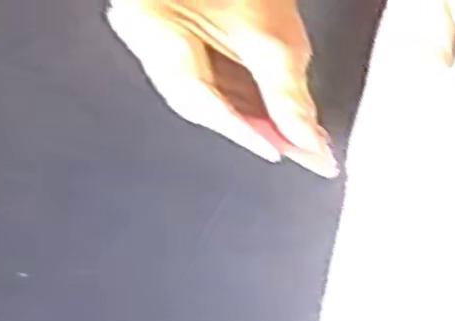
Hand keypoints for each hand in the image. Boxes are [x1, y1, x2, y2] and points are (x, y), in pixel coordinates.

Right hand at [108, 0, 337, 175]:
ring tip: (309, 141)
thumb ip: (289, 98)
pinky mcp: (179, 39)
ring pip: (212, 99)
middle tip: (310, 155)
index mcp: (153, 30)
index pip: (203, 102)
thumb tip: (307, 144)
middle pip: (204, 105)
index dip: (251, 135)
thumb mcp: (275, 44)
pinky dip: (254, 105)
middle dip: (262, 133)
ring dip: (262, 124)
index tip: (292, 154)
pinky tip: (288, 119)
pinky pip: (215, 83)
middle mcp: (144, 34)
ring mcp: (158, 37)